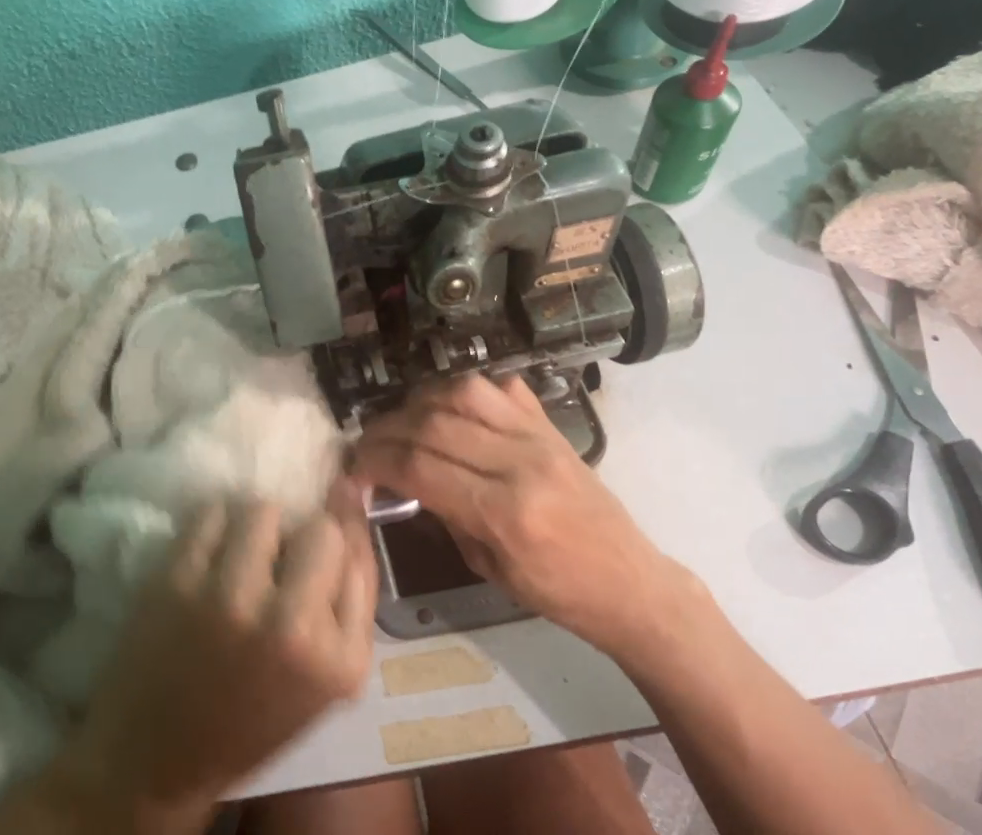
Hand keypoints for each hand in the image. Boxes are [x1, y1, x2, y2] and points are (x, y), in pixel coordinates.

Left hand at [56, 494, 377, 825]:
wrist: (158, 756)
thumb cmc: (252, 719)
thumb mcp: (326, 679)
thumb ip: (351, 596)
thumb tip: (350, 492)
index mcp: (338, 660)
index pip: (358, 556)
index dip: (342, 534)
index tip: (326, 523)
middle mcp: (290, 627)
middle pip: (318, 529)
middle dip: (300, 539)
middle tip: (277, 565)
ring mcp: (229, 600)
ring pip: (262, 511)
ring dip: (256, 528)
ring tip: (241, 559)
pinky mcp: (177, 583)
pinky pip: (211, 513)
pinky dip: (214, 526)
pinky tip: (209, 558)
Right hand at [351, 374, 700, 658]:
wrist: (629, 583)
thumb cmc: (557, 592)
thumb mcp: (487, 568)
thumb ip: (444, 516)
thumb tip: (401, 480)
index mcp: (504, 512)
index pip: (420, 467)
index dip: (375, 462)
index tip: (353, 468)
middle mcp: (520, 464)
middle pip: (433, 424)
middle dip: (386, 430)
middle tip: (365, 443)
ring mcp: (540, 438)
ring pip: (464, 392)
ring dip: (421, 401)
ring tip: (403, 421)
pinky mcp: (552, 427)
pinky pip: (502, 389)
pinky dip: (466, 391)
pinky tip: (451, 409)